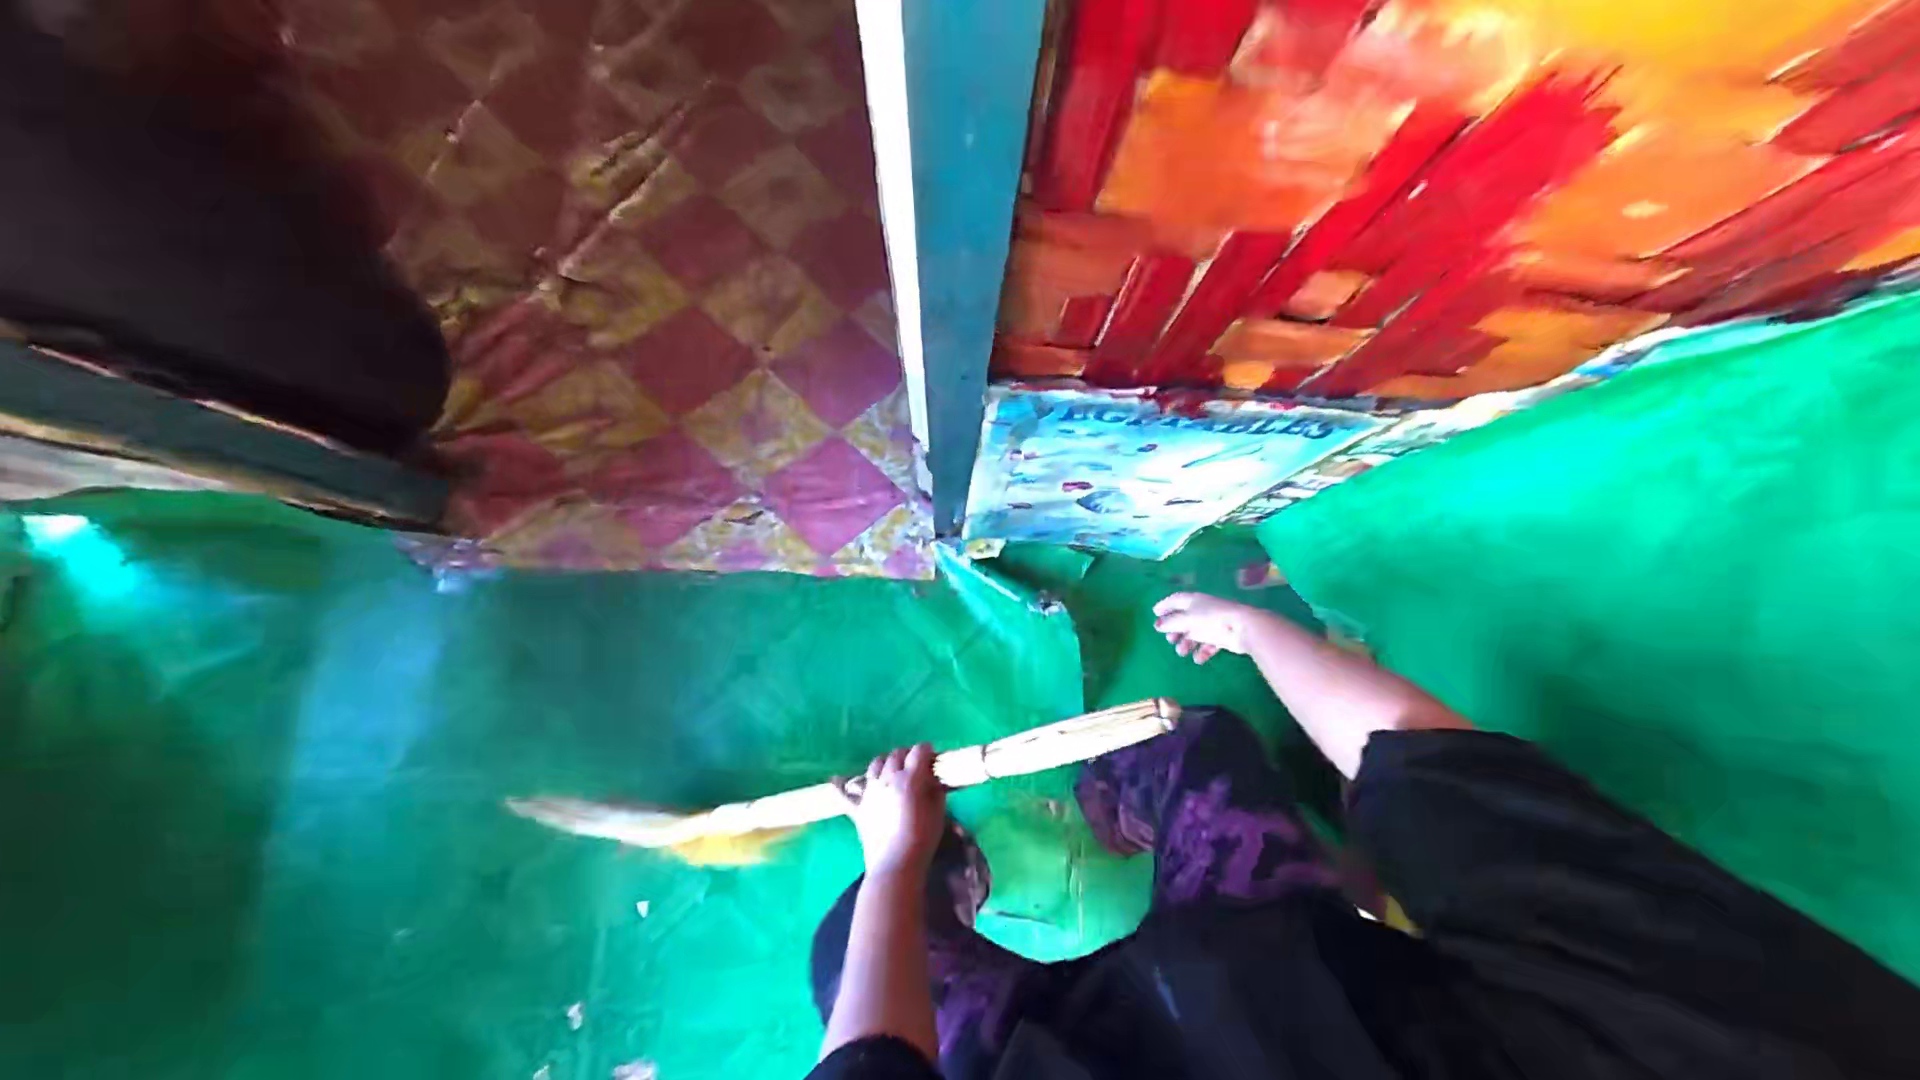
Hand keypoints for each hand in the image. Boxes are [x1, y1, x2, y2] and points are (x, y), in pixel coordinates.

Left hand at [842, 744, 945, 875]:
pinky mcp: (858, 807)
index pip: (919, 751)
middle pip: (896, 754)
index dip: (927, 751)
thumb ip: (936, 789)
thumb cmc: (922, 838)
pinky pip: (845, 792)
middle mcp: (887, 778)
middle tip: (914, 764)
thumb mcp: (938, 811)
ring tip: (891, 770)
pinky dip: (842, 784)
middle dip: (907, 755)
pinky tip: (836, 780)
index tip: (932, 757)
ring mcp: (870, 791)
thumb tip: (933, 778)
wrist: (895, 864)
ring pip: (875, 765)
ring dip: (885, 763)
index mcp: (910, 777)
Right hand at [1152, 591, 1269, 664]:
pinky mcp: (1222, 636)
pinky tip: (1198, 659)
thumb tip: (1157, 625)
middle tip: (1169, 639)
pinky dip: (1202, 651)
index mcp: (1193, 601)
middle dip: (1175, 629)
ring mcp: (1213, 623)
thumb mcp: (1187, 620)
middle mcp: (1202, 610)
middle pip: (1184, 619)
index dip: (1164, 605)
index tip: (1154, 612)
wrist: (1243, 628)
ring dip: (1186, 643)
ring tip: (1182, 652)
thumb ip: (1171, 623)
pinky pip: (1208, 643)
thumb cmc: (1211, 620)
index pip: (1175, 600)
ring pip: (1195, 633)